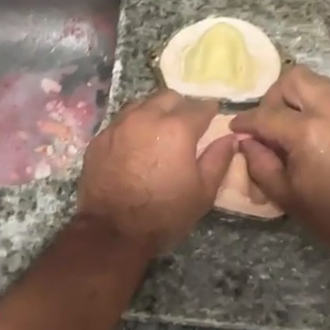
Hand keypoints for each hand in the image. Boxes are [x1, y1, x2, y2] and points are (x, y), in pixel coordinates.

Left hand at [73, 89, 238, 254]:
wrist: (112, 232)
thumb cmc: (164, 214)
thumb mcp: (202, 192)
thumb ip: (218, 160)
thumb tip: (230, 139)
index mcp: (177, 128)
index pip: (200, 107)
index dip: (210, 112)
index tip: (213, 119)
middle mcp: (146, 118)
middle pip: (168, 98)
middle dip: (181, 107)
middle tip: (186, 125)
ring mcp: (118, 126)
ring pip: (141, 104)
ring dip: (154, 112)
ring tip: (159, 130)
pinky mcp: (99, 139)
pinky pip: (120, 122)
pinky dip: (132, 126)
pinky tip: (135, 144)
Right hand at [229, 67, 329, 264]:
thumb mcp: (286, 195)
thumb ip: (260, 164)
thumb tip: (246, 142)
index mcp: (307, 132)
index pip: (266, 114)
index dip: (245, 121)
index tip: (235, 128)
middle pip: (293, 79)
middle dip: (273, 97)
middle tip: (268, 124)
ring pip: (315, 81)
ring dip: (296, 97)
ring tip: (289, 126)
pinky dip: (315, 103)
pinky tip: (311, 131)